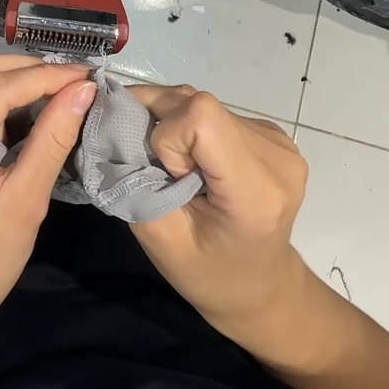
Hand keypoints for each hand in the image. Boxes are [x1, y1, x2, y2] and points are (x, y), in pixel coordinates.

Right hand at [126, 84, 313, 336]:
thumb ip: (135, 184)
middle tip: (155, 165)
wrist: (262, 288)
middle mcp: (275, 154)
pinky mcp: (269, 132)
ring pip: (199, 101)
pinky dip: (187, 125)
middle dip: (159, 124)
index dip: (167, 136)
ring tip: (174, 165)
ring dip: (171, 123)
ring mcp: (277, 140)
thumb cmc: (210, 275)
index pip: (201, 116)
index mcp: (256, 189)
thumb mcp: (161, 240)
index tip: (167, 175)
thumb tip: (111, 129)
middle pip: (196, 102)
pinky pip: (212, 110)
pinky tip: (193, 158)